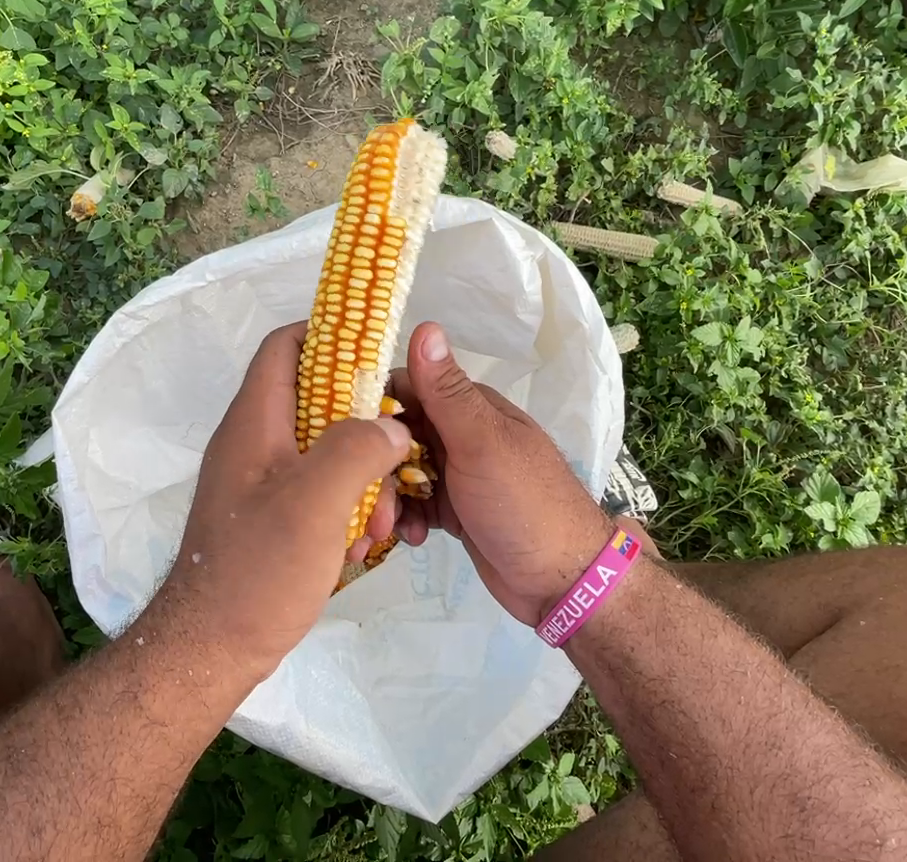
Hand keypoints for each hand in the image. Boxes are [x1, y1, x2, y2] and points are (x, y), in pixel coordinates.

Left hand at [142, 321, 412, 677]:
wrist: (210, 651)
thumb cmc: (258, 570)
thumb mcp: (315, 502)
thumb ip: (356, 450)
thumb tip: (390, 429)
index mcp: (254, 422)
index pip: (286, 347)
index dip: (330, 337)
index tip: (378, 358)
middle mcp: (253, 442)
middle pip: (317, 402)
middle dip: (364, 429)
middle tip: (394, 463)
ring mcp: (260, 481)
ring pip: (324, 452)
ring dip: (361, 478)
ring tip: (379, 522)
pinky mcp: (269, 516)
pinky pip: (318, 491)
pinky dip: (345, 508)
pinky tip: (359, 546)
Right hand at [362, 321, 618, 624]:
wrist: (561, 583)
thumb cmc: (522, 504)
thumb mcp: (481, 443)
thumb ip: (446, 392)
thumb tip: (424, 324)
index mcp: (468, 408)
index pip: (406, 388)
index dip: (373, 405)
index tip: (344, 433)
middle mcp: (459, 434)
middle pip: (396, 434)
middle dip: (376, 462)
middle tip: (366, 495)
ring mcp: (457, 473)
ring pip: (401, 472)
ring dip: (389, 496)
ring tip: (387, 526)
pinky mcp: (453, 509)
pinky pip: (414, 504)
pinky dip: (408, 518)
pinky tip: (412, 537)